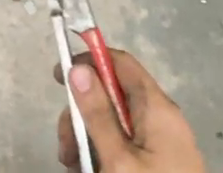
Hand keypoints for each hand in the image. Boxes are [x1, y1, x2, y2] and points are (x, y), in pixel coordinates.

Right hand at [56, 48, 203, 171]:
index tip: (60, 75)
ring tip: (73, 165)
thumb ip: (97, 113)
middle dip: (82, 114)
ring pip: (114, 123)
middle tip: (65, 144)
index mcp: (157, 108)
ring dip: (87, 138)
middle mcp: (161, 119)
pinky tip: (89, 170)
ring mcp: (162, 143)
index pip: (120, 62)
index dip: (89, 59)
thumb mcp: (118, 159)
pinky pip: (125, 145)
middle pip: (112, 96)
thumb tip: (79, 67)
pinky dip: (103, 153)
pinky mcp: (159, 163)